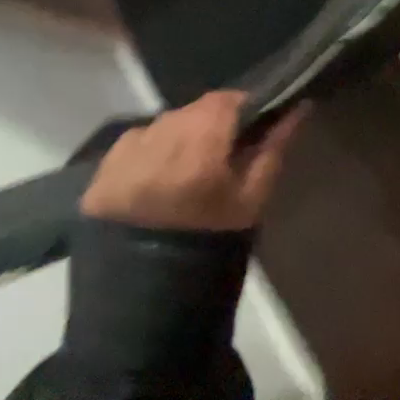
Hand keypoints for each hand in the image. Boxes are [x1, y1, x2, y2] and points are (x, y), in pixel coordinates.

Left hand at [79, 91, 305, 231]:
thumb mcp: (252, 201)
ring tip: (185, 171)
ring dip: (179, 136)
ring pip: (164, 124)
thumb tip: (298, 108)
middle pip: (193, 112)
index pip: (225, 101)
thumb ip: (273, 149)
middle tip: (220, 154)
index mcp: (200, 147)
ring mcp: (125, 155)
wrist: (147, 299)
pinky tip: (156, 180)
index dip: (241, 108)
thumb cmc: (211, 244)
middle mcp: (159, 140)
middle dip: (210, 124)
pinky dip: (149, 151)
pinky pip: (134, 143)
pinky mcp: (101, 171)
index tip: (250, 126)